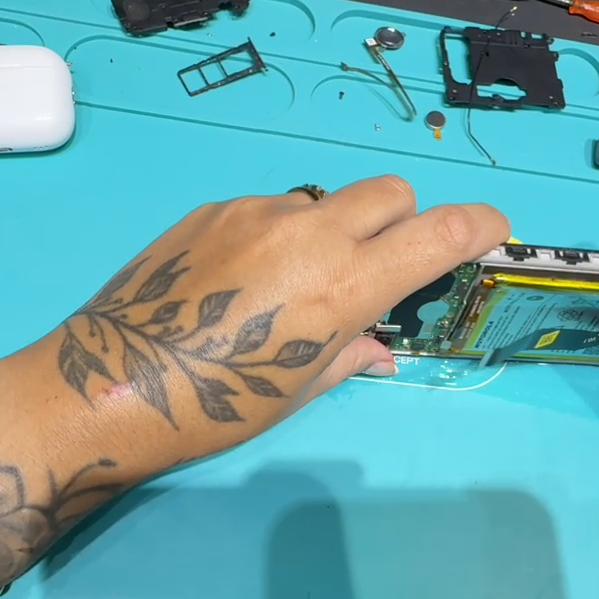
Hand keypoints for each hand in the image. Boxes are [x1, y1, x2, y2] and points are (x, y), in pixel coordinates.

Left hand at [0, 176, 509, 480]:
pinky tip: (243, 276)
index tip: (491, 229)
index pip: (437, 234)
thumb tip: (379, 347)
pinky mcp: (214, 206)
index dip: (477, 225)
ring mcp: (257, 210)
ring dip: (336, 229)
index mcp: (343, 285)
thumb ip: (351, 353)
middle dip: (402, 222)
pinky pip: (273, 207)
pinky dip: (283, 233)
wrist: (107, 382)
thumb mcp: (298, 390)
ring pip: (327, 200)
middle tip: (378, 266)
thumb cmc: (216, 405)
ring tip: (292, 281)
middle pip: (390, 192)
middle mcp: (309, 232)